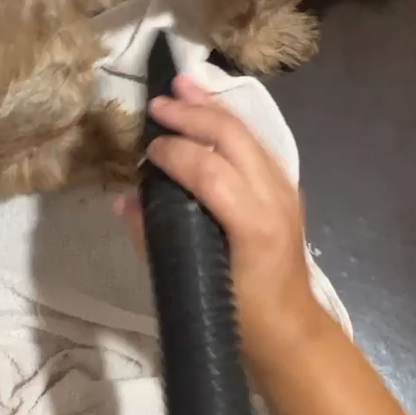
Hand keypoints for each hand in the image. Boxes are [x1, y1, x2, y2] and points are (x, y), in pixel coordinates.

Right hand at [116, 76, 330, 369]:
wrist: (290, 329)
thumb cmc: (239, 315)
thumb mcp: (191, 282)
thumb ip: (154, 238)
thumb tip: (125, 201)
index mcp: (255, 224)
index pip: (211, 170)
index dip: (175, 152)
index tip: (146, 151)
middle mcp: (276, 196)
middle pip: (232, 138)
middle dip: (192, 115)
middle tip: (157, 104)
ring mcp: (285, 187)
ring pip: (247, 131)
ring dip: (211, 107)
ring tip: (181, 85)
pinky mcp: (286, 184)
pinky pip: (254, 141)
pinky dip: (228, 121)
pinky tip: (207, 108)